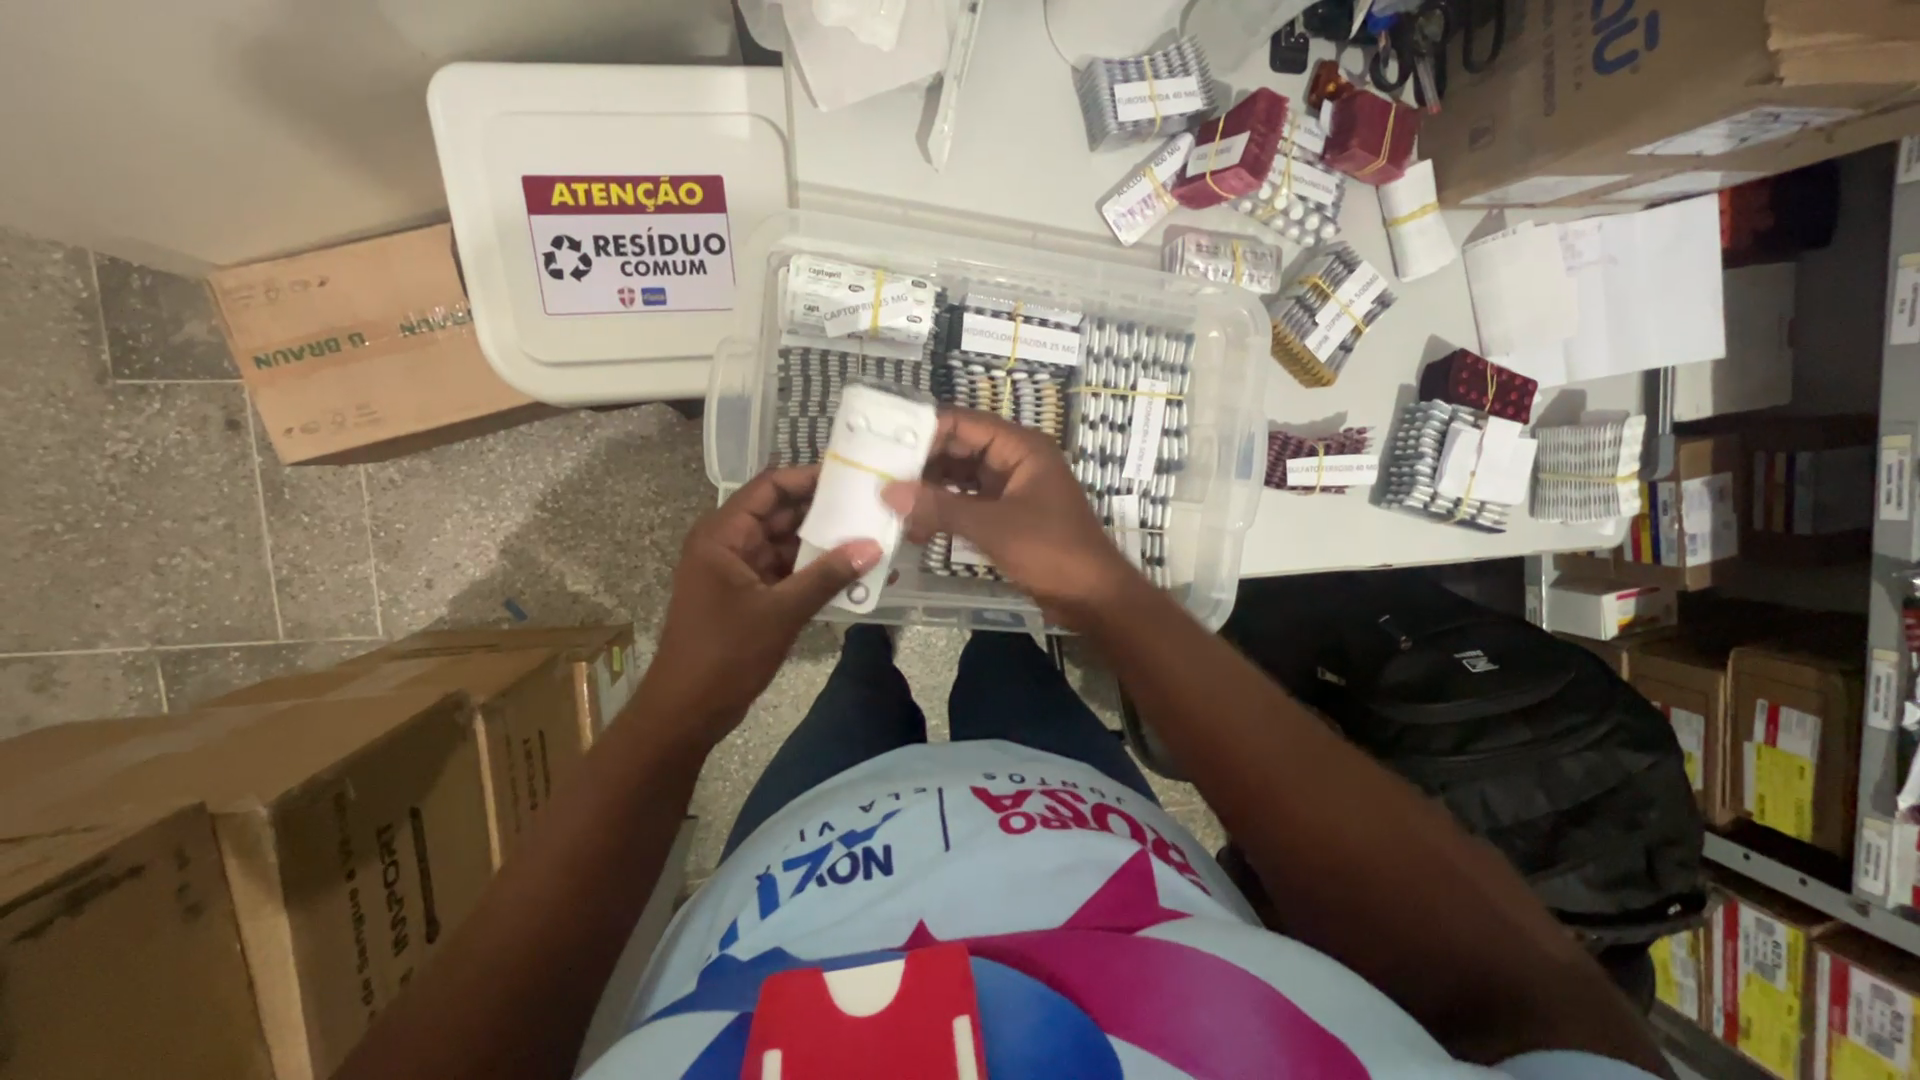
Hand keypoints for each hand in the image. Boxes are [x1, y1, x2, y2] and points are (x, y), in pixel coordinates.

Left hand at [645, 466, 881, 745]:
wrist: (687, 709)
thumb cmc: (725, 653)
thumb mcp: (781, 611)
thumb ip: (827, 576)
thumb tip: (872, 547)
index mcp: (723, 534)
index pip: (770, 487)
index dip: (809, 477)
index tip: (853, 476)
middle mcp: (729, 544)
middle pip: (781, 514)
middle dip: (825, 512)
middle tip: (873, 506)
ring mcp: (739, 571)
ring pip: (787, 545)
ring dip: (823, 545)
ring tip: (872, 537)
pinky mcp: (749, 596)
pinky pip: (786, 572)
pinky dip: (814, 573)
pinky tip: (852, 574)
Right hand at [883, 408, 1143, 627]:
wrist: (1093, 597)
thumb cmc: (1051, 551)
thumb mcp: (992, 527)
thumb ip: (939, 508)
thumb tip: (888, 493)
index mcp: (1021, 447)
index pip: (963, 423)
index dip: (923, 430)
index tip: (882, 443)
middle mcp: (1015, 460)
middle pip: (959, 449)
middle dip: (921, 463)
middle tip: (876, 474)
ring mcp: (1012, 489)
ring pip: (961, 479)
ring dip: (929, 491)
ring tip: (888, 503)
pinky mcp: (1008, 516)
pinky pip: (968, 504)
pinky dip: (944, 513)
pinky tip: (915, 527)